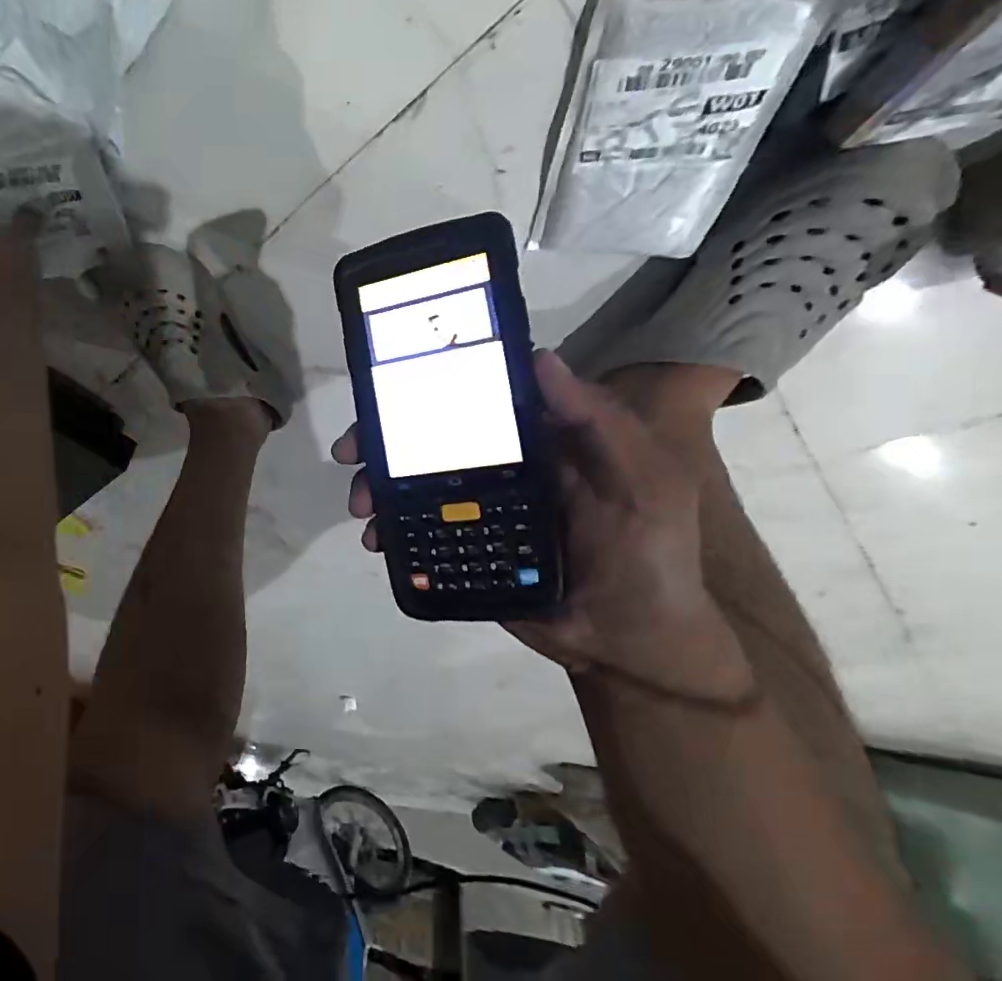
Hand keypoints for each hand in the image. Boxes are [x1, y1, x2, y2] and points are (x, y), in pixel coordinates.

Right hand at [334, 351, 754, 702]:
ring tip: (360, 504)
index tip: (387, 391)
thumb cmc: (650, 554)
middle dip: (385, 440)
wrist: (633, 644)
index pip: (477, 401)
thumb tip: (539, 357)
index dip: (431, 389)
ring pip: (417, 487)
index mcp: (540, 441)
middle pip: (433, 442)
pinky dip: (391, 531)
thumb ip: (600, 421)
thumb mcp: (644, 479)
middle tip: (350, 452)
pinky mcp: (466, 553)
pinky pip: (420, 534)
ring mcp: (481, 512)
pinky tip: (376, 540)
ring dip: (379, 485)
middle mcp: (503, 469)